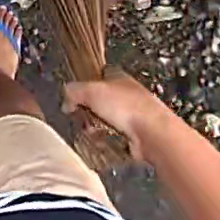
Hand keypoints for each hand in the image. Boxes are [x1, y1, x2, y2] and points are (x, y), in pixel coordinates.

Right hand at [63, 69, 177, 160]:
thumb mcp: (90, 90)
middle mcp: (127, 94)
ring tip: (94, 133)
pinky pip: (114, 138)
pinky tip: (105, 143)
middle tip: (82, 118)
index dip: (84, 86)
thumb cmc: (124, 105)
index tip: (75, 97)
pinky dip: (107, 141)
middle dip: (88, 112)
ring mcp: (134, 115)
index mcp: (118, 76)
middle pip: (99, 102)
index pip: (97, 76)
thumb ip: (73, 91)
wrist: (154, 134)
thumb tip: (66, 101)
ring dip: (97, 129)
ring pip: (105, 121)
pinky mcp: (137, 136)